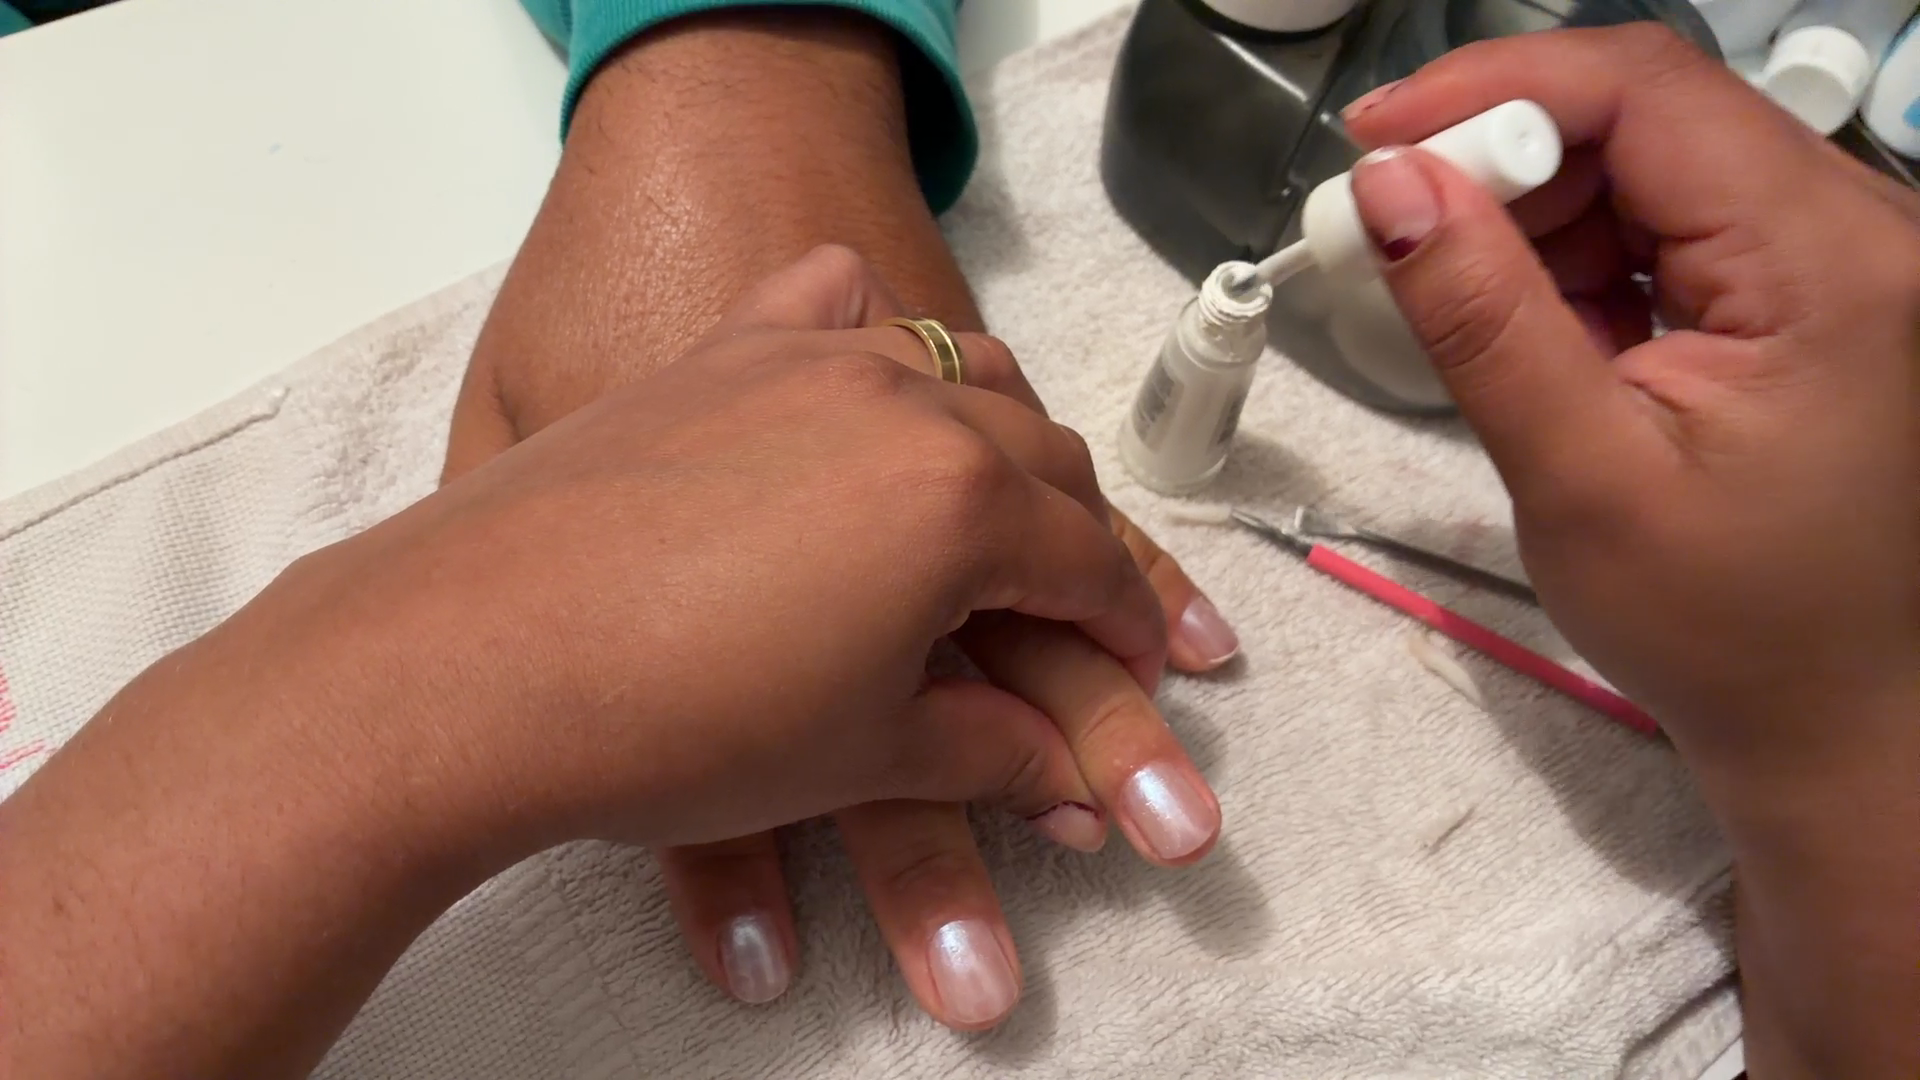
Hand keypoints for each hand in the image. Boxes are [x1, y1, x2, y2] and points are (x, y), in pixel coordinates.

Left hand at [0, 246, 1178, 1077]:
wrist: (466, 666)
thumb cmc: (686, 725)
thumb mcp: (870, 752)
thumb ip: (996, 754)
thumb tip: (1075, 785)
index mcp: (959, 504)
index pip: (1090, 561)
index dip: (1131, 620)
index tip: (1147, 661)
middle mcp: (908, 402)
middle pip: (1047, 456)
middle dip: (1084, 535)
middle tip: (1085, 597)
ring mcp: (815, 356)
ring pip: (965, 367)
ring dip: (1006, 432)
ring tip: (1007, 492)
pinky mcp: (732, 346)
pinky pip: (835, 298)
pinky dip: (878, 325)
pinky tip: (880, 363)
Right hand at [1342, 25, 1916, 1077]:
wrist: (1824, 707)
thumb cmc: (1707, 615)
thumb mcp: (1573, 470)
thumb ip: (1481, 322)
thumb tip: (1389, 192)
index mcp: (1829, 261)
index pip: (1652, 94)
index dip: (1495, 88)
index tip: (1366, 136)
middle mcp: (1851, 229)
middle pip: (1646, 121)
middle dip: (1495, 162)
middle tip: (1383, 236)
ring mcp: (1815, 264)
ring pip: (1636, 178)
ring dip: (1516, 219)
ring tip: (1443, 301)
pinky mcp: (1772, 302)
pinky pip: (1645, 240)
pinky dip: (1553, 264)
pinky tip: (1515, 325)